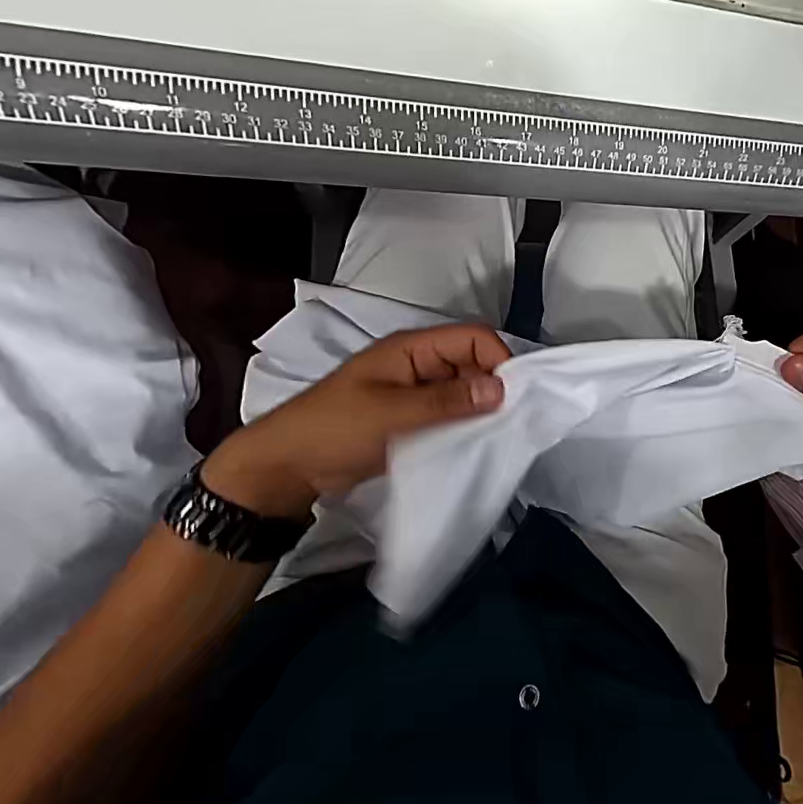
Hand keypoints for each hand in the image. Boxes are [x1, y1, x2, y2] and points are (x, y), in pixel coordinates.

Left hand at [200, 324, 510, 517]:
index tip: (514, 395)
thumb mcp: (393, 413)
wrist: (289, 465)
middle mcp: (419, 364)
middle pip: (471, 362)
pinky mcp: (413, 418)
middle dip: (493, 384)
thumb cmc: (336, 428)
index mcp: (412, 348)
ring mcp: (416, 392)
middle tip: (510, 420)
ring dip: (480, 407)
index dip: (497, 359)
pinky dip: (465, 425)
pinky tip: (478, 444)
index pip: (471, 338)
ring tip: (499, 434)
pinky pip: (450, 414)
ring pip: (463, 390)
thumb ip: (447, 402)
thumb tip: (501, 389)